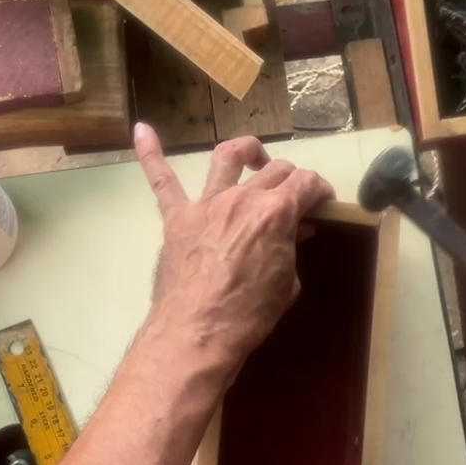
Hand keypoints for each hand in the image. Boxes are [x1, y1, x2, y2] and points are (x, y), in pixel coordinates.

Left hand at [134, 124, 333, 370]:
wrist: (197, 333)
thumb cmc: (249, 316)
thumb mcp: (287, 284)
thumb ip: (291, 251)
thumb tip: (295, 234)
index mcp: (275, 212)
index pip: (307, 184)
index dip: (320, 191)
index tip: (323, 202)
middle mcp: (241, 197)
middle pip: (274, 170)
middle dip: (291, 179)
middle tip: (294, 198)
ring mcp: (206, 205)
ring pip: (226, 157)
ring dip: (245, 151)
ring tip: (254, 158)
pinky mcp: (177, 219)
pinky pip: (162, 181)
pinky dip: (151, 154)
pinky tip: (142, 130)